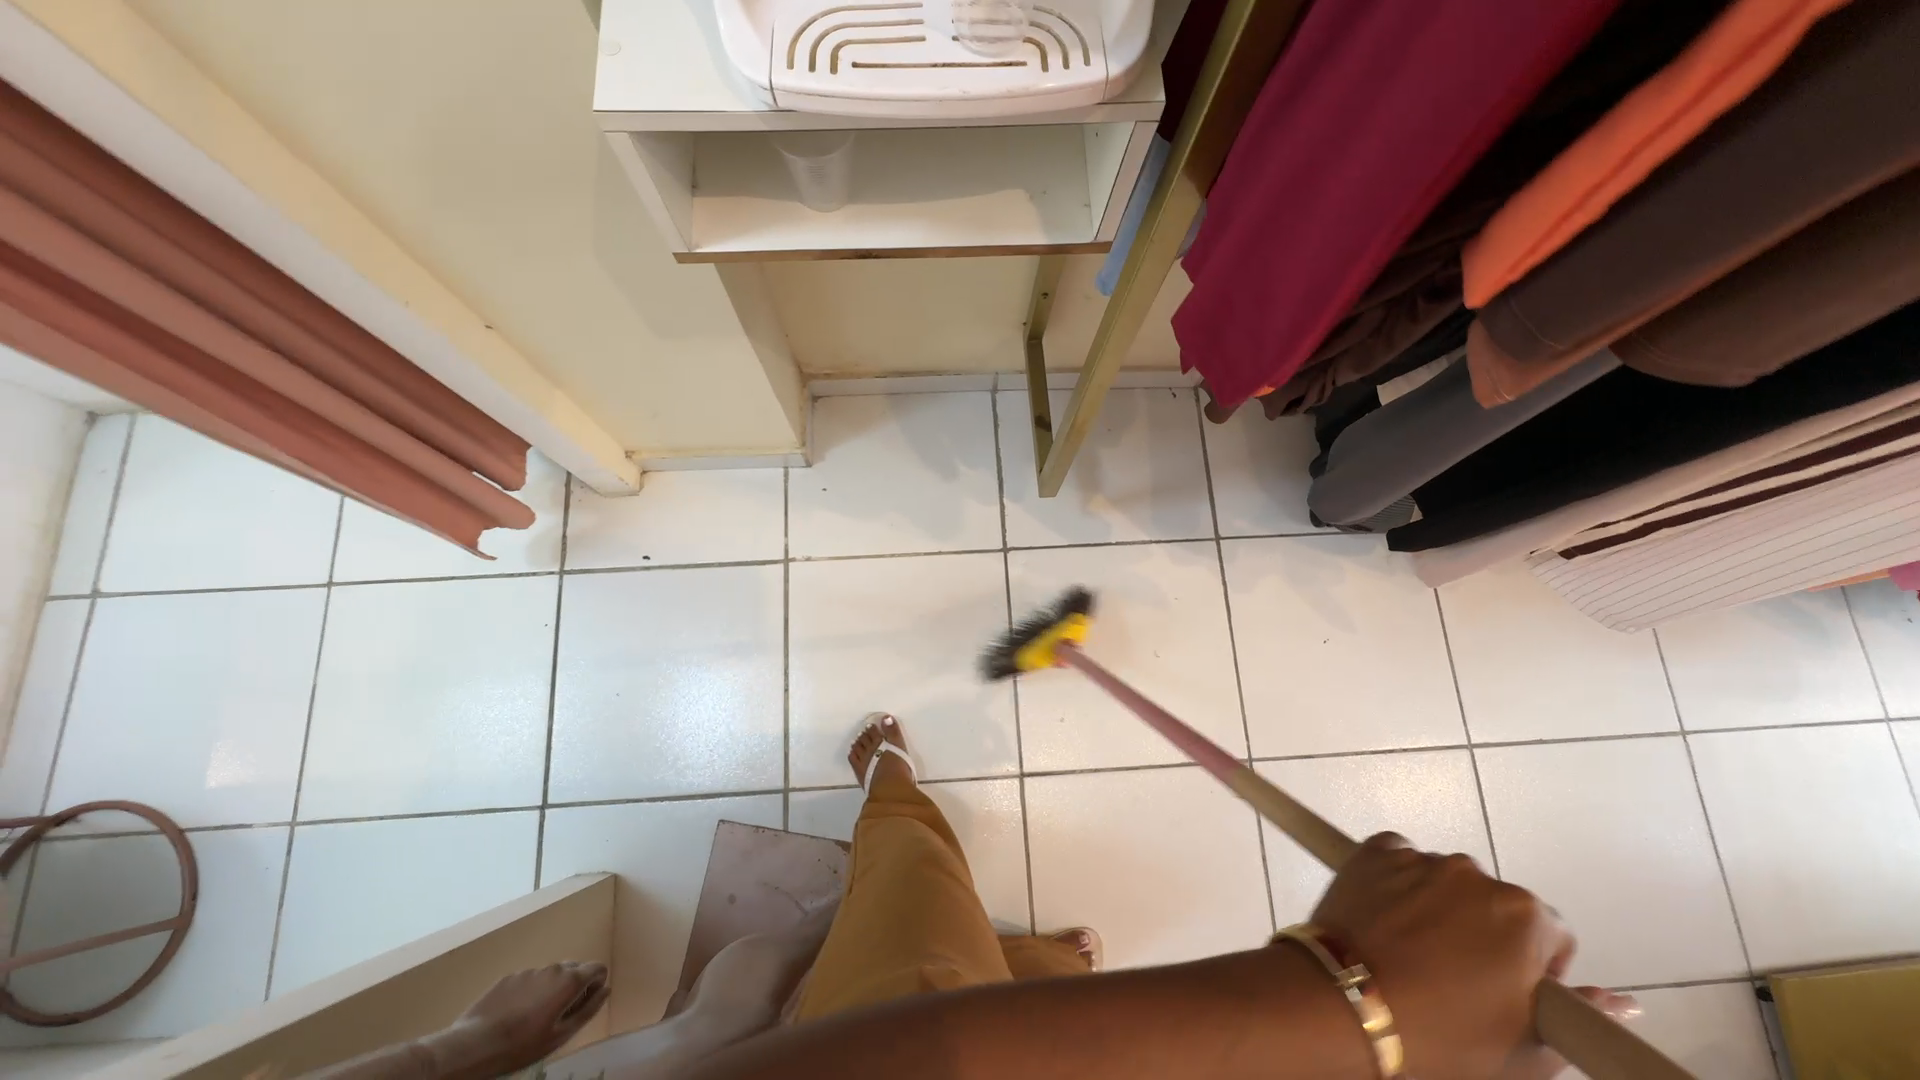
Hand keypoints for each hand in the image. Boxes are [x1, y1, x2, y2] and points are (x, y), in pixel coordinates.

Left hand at [448, 962, 610, 1073]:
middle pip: (575, 969)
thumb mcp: (562, 1034)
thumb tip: (606, 989)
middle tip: (560, 1014)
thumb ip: (589, 1008)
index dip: (596, 985)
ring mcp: (529, 970)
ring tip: (534, 1016)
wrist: (474, 1045)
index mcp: (570, 980)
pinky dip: (531, 991)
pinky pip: (530, 979)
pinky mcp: (509, 976)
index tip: (583, 1005)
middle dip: (574, 986)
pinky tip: (515, 1013)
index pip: (598, 968)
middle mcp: (553, 968)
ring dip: (552, 988)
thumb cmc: (523, 1044)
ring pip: (551, 974)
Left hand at [1309, 833, 1633, 1079]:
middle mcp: (1476, 874)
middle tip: (1450, 974)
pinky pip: (1396, 858)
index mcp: (1526, 917)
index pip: (1550, 935)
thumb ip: (1578, 1019)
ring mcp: (1420, 857)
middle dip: (1482, 933)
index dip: (1533, 968)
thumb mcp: (1522, 1048)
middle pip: (1492, 903)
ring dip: (1437, 906)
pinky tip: (1383, 915)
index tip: (1503, 992)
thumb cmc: (1442, 1036)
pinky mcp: (1373, 850)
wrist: (1346, 1006)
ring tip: (1409, 949)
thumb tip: (1624, 1003)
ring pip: (1443, 881)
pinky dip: (1395, 879)